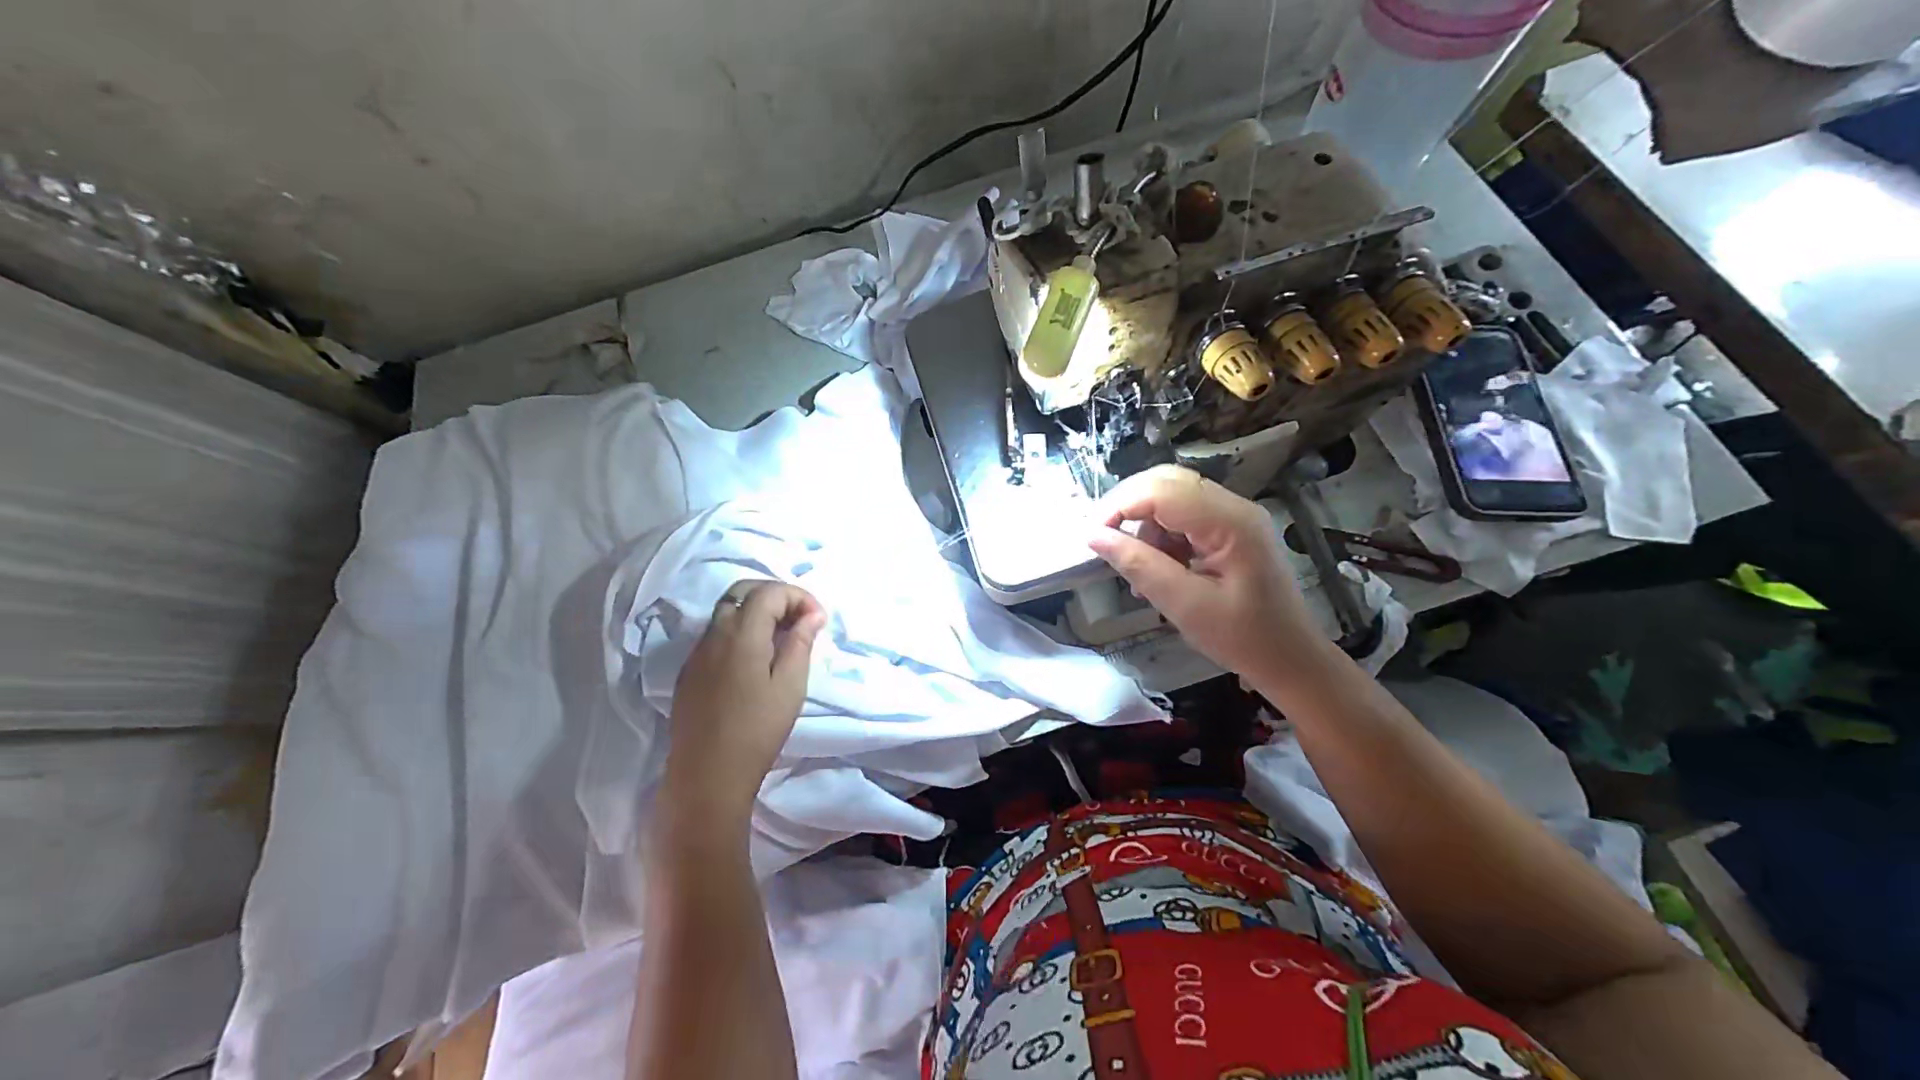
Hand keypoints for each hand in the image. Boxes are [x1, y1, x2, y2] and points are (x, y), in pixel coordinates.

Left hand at [664, 581, 825, 821]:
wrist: (707, 776)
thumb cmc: (757, 731)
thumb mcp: (790, 686)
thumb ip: (800, 644)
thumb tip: (811, 615)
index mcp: (741, 634)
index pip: (769, 592)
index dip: (798, 597)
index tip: (818, 620)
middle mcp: (713, 634)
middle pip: (742, 591)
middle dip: (775, 596)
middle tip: (800, 619)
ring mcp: (697, 653)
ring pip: (726, 612)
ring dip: (756, 613)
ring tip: (782, 638)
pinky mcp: (689, 672)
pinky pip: (716, 635)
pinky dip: (740, 632)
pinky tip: (756, 659)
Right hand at [1086, 464, 1325, 683]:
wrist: (1291, 658)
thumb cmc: (1243, 638)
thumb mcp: (1184, 606)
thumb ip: (1139, 565)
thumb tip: (1094, 536)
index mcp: (1230, 523)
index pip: (1161, 491)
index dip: (1119, 506)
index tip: (1092, 536)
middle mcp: (1234, 507)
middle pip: (1166, 483)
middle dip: (1128, 508)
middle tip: (1104, 542)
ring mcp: (1235, 515)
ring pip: (1172, 497)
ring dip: (1145, 526)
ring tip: (1138, 571)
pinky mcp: (1231, 528)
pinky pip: (1185, 516)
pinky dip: (1161, 536)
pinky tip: (1158, 570)